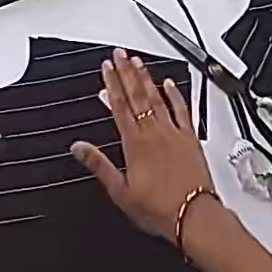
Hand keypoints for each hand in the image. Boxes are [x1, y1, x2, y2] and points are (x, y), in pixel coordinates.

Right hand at [70, 49, 219, 240]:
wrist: (193, 216)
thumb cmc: (159, 208)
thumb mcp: (120, 191)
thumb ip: (99, 164)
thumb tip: (79, 147)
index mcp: (135, 144)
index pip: (119, 105)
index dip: (111, 84)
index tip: (106, 67)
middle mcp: (154, 133)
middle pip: (136, 95)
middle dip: (126, 72)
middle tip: (119, 54)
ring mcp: (173, 134)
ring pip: (156, 98)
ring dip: (146, 78)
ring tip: (138, 62)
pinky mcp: (190, 139)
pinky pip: (181, 110)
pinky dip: (175, 95)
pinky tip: (169, 84)